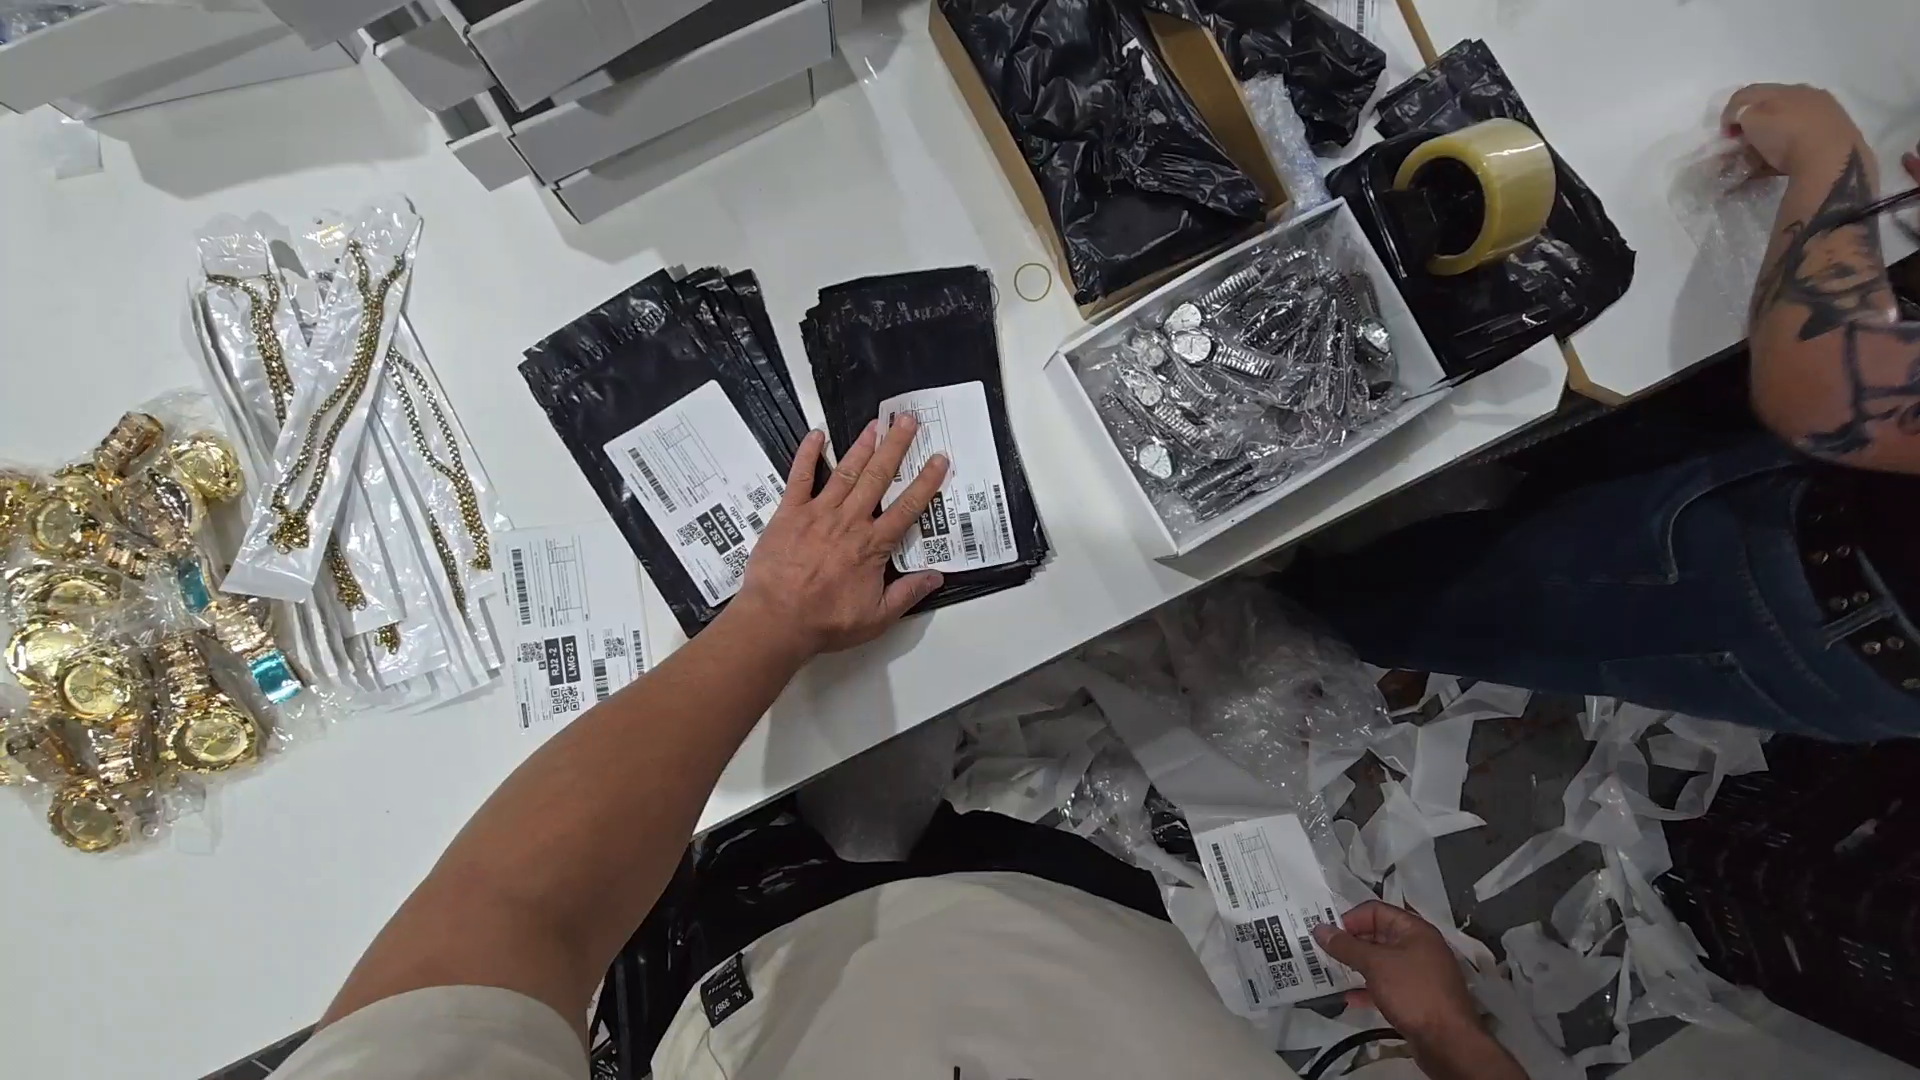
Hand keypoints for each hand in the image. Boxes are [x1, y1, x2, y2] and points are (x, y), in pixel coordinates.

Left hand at [726, 417, 948, 659]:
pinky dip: (808, 455)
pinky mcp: (789, 513)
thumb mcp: (876, 618)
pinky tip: (816, 435)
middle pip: (878, 478)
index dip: (926, 482)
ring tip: (876, 424)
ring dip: (862, 446)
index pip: (907, 508)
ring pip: (846, 472)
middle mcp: (849, 522)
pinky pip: (800, 478)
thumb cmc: (826, 622)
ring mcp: (818, 514)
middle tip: (907, 420)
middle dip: (896, 447)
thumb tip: (936, 577)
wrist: (776, 621)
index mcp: (872, 545)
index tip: (939, 459)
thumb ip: (907, 594)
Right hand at [1313, 901, 1479, 1041]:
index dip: (1350, 918)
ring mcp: (1419, 975)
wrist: (1450, 1045)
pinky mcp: (1417, 999)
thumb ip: (1345, 945)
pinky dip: (1368, 988)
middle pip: (1377, 935)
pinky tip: (1349, 998)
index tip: (1329, 933)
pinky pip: (1387, 985)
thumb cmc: (1413, 992)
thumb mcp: (1374, 964)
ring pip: (1380, 962)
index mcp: (1415, 930)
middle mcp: (1419, 948)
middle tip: (1324, 951)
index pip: (1375, 911)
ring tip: (1331, 972)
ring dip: (1356, 967)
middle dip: (1350, 944)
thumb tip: (1319, 929)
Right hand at [1723, 83, 1869, 177]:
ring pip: (1784, 116)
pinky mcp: (1829, 127)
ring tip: (1759, 150)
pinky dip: (1784, 139)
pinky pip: (1798, 129)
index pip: (1746, 94)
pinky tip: (1779, 154)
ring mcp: (1821, 109)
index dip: (1728, 114)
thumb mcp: (1753, 120)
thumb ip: (1741, 113)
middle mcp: (1805, 93)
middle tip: (1741, 142)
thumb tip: (1739, 117)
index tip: (1726, 135)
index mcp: (1785, 89)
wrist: (1827, 156)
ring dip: (1767, 131)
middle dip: (1749, 122)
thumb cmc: (1785, 136)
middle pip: (1767, 104)